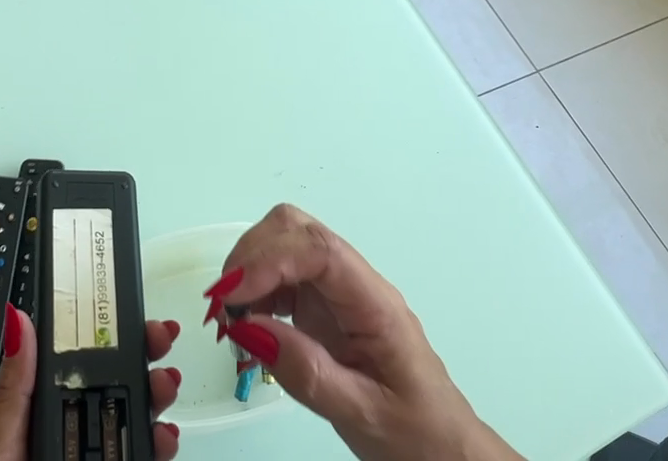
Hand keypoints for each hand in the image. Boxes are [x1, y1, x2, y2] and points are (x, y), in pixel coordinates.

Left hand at [0, 306, 184, 460]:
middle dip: (146, 360)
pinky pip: (141, 456)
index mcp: (45, 405)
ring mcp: (93, 455)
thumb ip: (15, 384)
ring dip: (158, 400)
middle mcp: (73, 427)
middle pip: (119, 385)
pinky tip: (163, 440)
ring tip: (164, 389)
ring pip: (136, 421)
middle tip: (160, 343)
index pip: (85, 361)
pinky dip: (159, 447)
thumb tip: (18, 321)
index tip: (139, 320)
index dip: (115, 338)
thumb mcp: (0, 435)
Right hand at [206, 205, 524, 460]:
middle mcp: (353, 283)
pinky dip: (252, 290)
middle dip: (251, 256)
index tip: (231, 296)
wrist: (444, 449)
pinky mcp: (322, 305)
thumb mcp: (364, 415)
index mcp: (374, 303)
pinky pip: (280, 276)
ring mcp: (336, 291)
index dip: (268, 260)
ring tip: (229, 320)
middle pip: (296, 230)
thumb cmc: (416, 433)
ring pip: (283, 244)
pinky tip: (244, 324)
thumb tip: (249, 327)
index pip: (319, 251)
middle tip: (222, 307)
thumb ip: (308, 372)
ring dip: (247, 270)